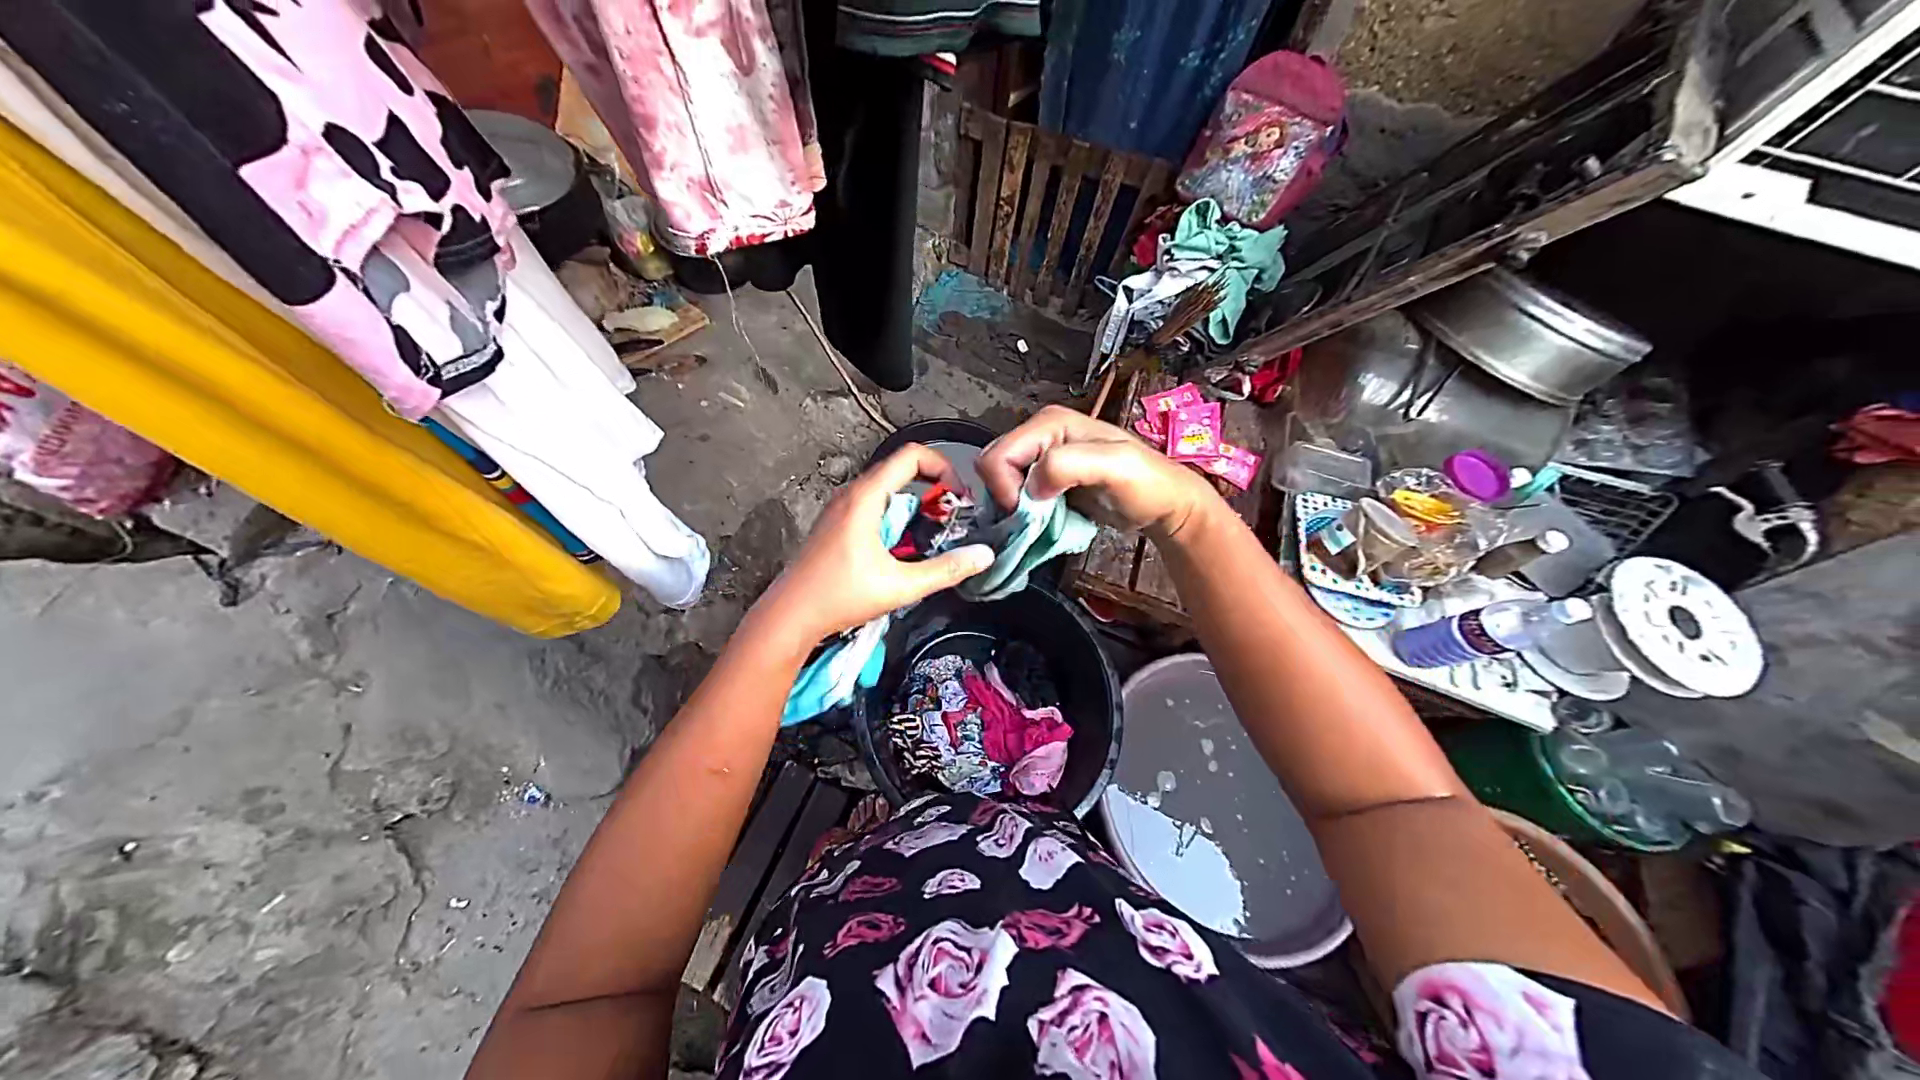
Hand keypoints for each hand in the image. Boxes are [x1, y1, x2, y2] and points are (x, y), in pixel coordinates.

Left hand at [750, 444, 993, 644]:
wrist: (790, 615)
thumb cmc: (837, 597)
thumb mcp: (900, 586)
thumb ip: (946, 569)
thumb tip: (981, 556)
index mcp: (865, 498)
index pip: (912, 455)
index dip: (944, 468)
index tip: (957, 497)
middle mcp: (851, 495)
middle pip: (901, 469)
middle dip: (934, 487)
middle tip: (951, 516)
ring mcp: (841, 508)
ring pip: (888, 487)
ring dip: (915, 502)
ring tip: (932, 530)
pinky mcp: (837, 524)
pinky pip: (874, 504)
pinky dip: (897, 513)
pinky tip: (904, 544)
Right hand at [977, 405, 1221, 540]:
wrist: (1166, 504)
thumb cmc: (1146, 483)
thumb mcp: (1113, 466)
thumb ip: (1066, 465)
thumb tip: (1032, 487)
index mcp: (1049, 423)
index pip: (997, 456)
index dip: (1003, 488)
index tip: (1027, 513)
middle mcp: (1040, 435)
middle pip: (993, 467)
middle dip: (1004, 497)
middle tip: (1032, 519)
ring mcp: (1042, 458)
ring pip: (1001, 483)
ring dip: (1013, 507)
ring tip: (1039, 521)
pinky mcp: (1047, 480)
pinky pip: (1016, 495)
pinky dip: (1022, 512)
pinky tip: (1042, 521)